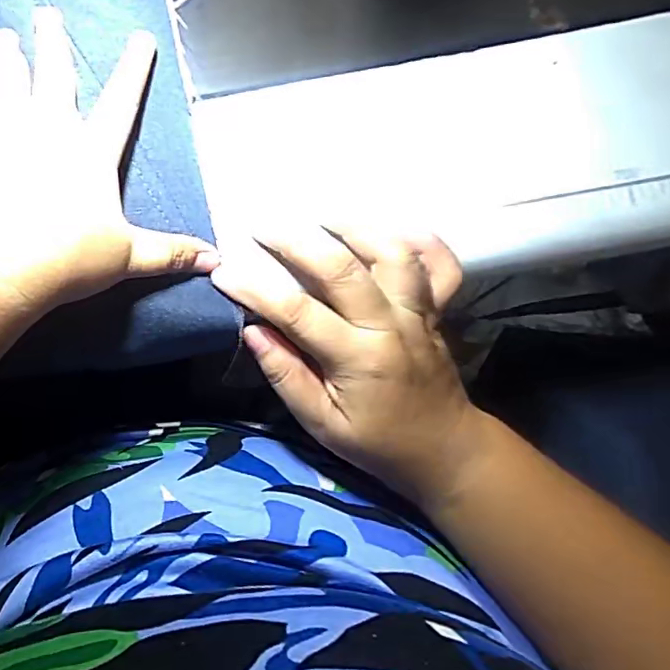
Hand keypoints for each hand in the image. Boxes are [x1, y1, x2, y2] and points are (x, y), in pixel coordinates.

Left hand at [0, 8, 218, 312]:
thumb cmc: (62, 258)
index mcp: (90, 150)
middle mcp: (48, 129)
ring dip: (6, 58)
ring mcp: (4, 133)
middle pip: (53, 74)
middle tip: (46, 14)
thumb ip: (168, 252)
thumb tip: (213, 259)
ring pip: (5, 83)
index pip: (121, 101)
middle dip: (53, 41)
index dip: (135, 69)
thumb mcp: (125, 257)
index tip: (141, 39)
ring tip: (4, 38)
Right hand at [209, 228, 486, 504]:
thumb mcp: (321, 422)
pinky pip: (439, 264)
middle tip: (262, 229)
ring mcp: (419, 312)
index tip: (224, 273)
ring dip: (355, 229)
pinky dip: (420, 240)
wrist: (444, 449)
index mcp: (358, 358)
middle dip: (296, 242)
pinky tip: (389, 230)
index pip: (297, 312)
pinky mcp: (438, 309)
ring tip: (320, 220)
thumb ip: (286, 375)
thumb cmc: (376, 442)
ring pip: (392, 254)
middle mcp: (391, 325)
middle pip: (343, 268)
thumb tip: (252, 330)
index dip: (256, 290)